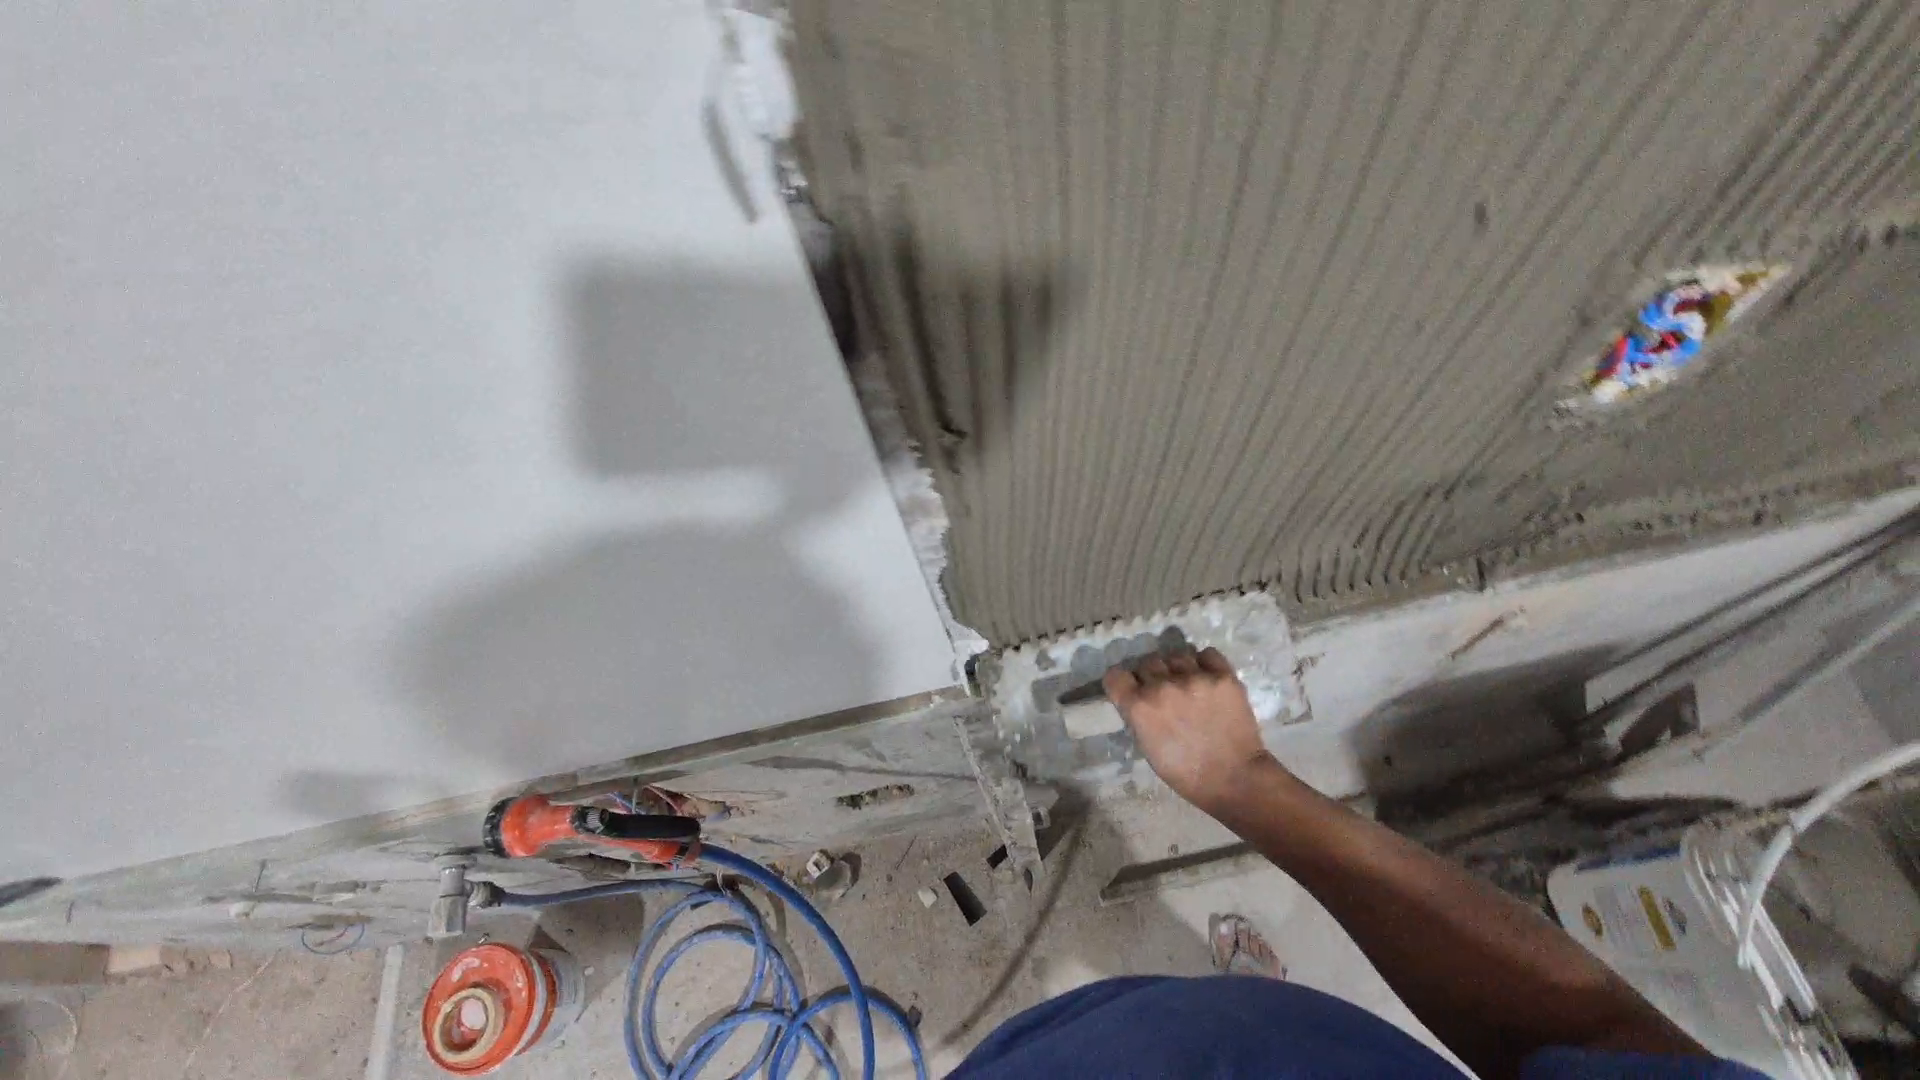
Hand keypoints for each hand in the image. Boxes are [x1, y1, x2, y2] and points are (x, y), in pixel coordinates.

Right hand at [1103, 647, 1283, 811]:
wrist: (1234, 778)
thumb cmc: (1186, 773)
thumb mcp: (1148, 747)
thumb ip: (1139, 716)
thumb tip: (1139, 698)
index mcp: (1139, 707)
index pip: (1115, 675)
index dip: (1122, 682)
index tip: (1130, 688)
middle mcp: (1162, 686)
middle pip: (1148, 662)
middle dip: (1152, 675)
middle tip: (1164, 690)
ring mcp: (1194, 678)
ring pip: (1176, 656)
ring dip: (1178, 668)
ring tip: (1189, 683)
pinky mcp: (1222, 676)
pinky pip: (1207, 654)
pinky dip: (1205, 664)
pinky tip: (1208, 678)